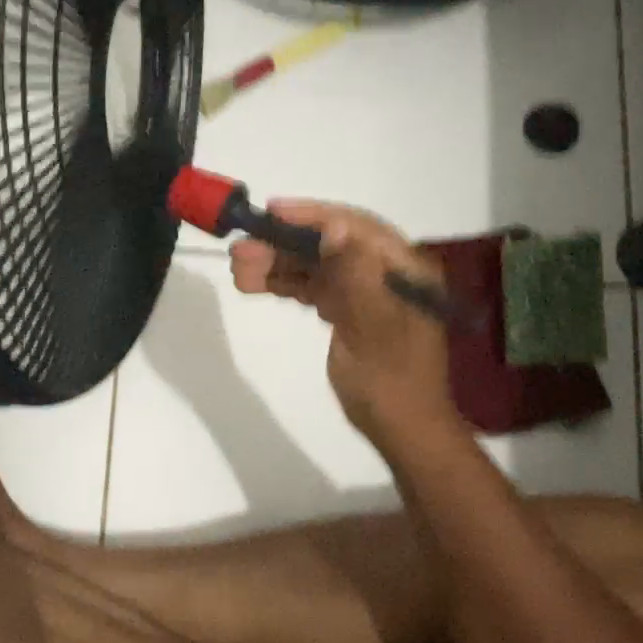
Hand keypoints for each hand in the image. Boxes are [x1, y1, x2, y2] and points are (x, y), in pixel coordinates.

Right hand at [229, 200, 457, 440]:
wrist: (402, 430)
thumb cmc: (390, 383)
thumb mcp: (373, 329)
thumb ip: (355, 276)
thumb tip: (334, 229)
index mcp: (403, 269)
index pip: (354, 228)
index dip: (311, 217)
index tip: (270, 213)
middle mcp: (386, 273)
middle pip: (330, 246)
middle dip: (284, 246)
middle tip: (240, 253)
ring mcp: (368, 293)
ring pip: (318, 267)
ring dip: (279, 266)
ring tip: (239, 271)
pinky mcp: (352, 313)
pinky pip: (316, 289)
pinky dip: (289, 285)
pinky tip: (259, 285)